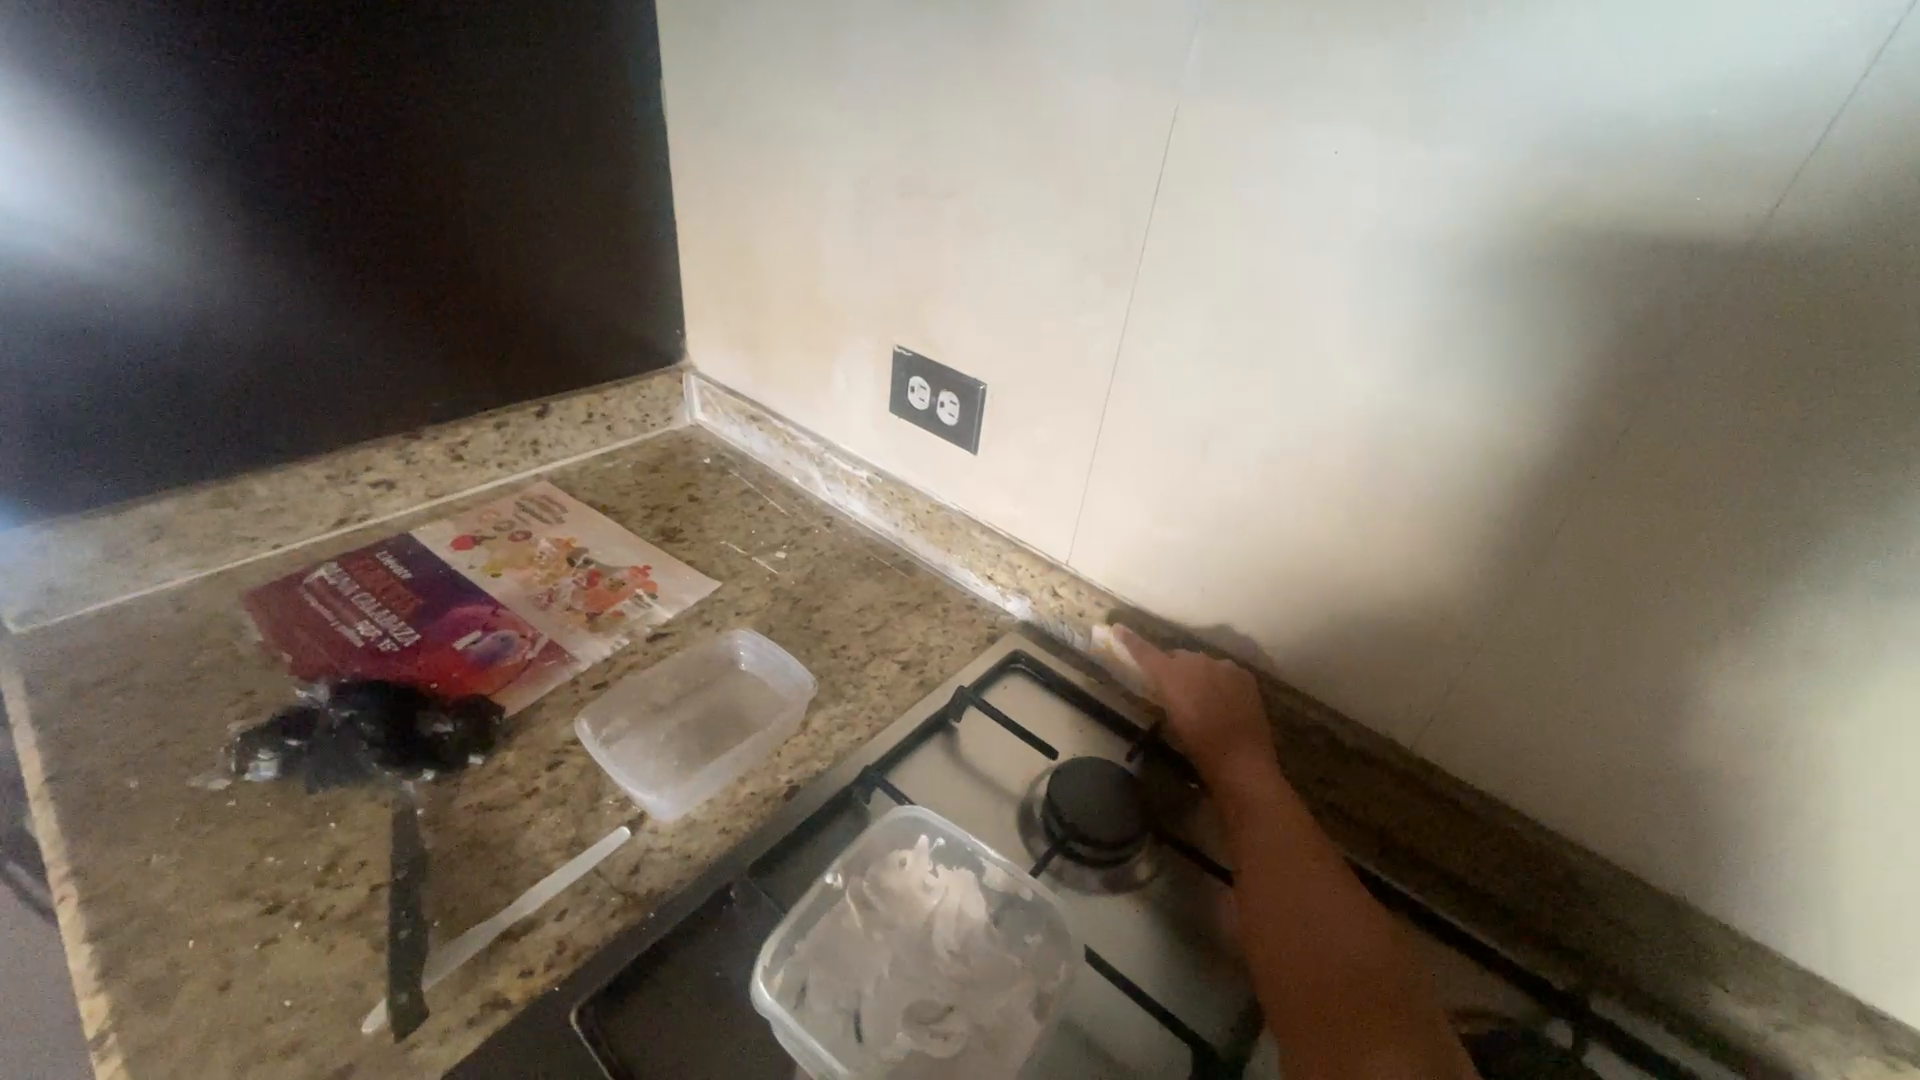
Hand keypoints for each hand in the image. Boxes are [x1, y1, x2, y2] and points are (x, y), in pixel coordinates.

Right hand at [1113, 626, 1277, 788]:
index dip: (1130, 640)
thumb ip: (1167, 696)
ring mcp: (1223, 665)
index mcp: (1170, 674)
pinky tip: (1226, 702)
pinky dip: (1222, 682)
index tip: (1118, 628)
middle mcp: (1195, 661)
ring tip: (1206, 699)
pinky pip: (1226, 672)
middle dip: (1175, 667)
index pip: (1145, 651)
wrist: (1239, 757)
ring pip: (1204, 663)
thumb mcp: (1171, 720)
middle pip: (1179, 656)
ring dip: (1200, 675)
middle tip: (1177, 690)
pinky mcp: (1244, 674)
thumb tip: (1169, 690)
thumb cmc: (1196, 744)